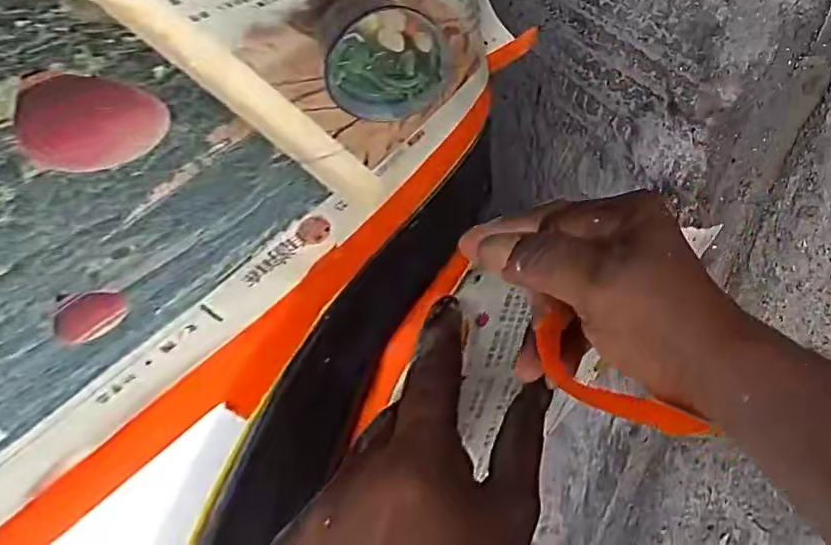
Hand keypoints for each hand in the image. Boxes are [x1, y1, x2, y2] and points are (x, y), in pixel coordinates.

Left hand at [275, 299, 549, 544]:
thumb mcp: (509, 509)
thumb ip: (521, 440)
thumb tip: (534, 388)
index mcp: (415, 456)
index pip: (431, 377)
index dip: (441, 339)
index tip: (446, 308)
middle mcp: (356, 474)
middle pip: (395, 416)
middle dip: (424, 409)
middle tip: (453, 417)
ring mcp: (318, 514)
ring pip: (363, 456)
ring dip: (393, 451)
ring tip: (423, 477)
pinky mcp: (296, 542)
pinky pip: (337, 495)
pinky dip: (364, 489)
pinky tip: (387, 514)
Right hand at [458, 191, 750, 416]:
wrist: (708, 365)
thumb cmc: (654, 315)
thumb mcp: (594, 282)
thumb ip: (541, 260)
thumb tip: (489, 243)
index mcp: (627, 214)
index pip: (556, 218)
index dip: (510, 233)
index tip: (465, 244)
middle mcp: (628, 233)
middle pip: (558, 252)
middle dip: (528, 286)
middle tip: (491, 305)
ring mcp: (628, 269)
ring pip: (566, 286)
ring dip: (543, 322)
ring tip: (527, 361)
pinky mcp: (627, 304)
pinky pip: (582, 311)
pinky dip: (564, 336)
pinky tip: (547, 367)